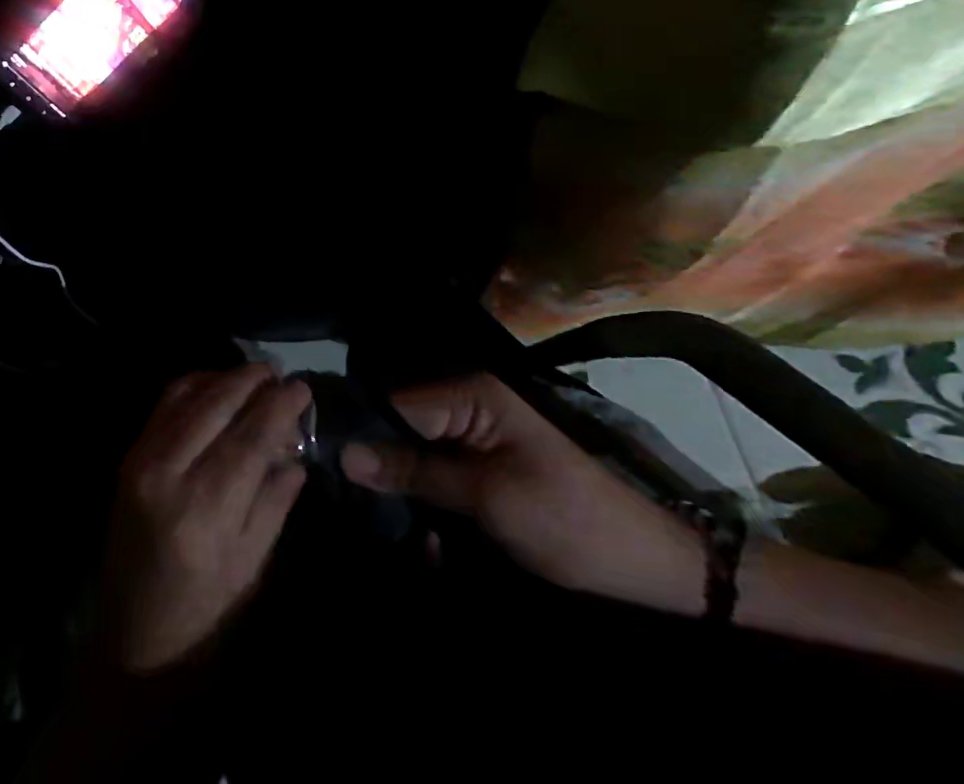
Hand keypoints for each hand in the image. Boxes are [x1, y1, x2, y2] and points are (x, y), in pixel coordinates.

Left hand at [101, 365, 310, 672]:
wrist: (133, 636)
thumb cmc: (204, 609)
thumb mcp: (253, 561)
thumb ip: (275, 498)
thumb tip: (293, 447)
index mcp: (205, 508)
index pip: (250, 437)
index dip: (280, 405)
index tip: (302, 386)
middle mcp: (168, 474)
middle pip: (216, 404)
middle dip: (252, 380)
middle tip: (278, 372)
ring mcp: (141, 462)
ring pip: (186, 395)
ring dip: (223, 378)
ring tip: (253, 377)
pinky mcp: (127, 459)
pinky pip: (163, 406)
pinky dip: (193, 386)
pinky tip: (216, 388)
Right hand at [342, 374, 704, 612]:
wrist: (636, 566)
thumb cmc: (562, 519)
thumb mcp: (484, 494)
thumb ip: (414, 470)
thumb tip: (346, 454)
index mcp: (473, 397)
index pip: (396, 403)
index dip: (362, 434)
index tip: (327, 466)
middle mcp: (468, 410)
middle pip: (401, 431)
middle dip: (380, 470)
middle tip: (354, 508)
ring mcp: (475, 443)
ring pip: (413, 460)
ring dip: (403, 496)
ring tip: (391, 532)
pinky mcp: (480, 474)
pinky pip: (435, 481)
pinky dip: (425, 508)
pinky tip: (425, 542)